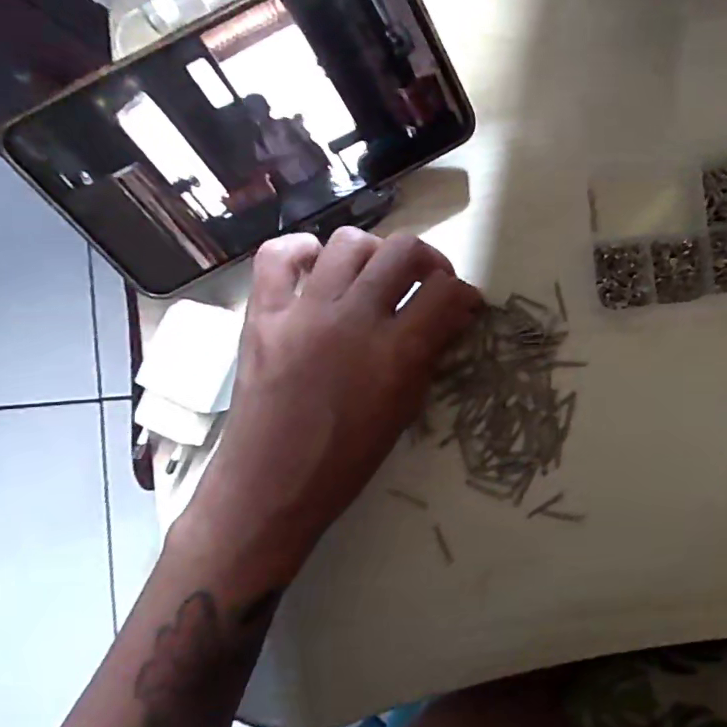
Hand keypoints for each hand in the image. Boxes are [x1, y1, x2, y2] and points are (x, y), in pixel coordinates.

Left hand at [184, 228, 482, 564]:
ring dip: (374, 254)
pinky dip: (301, 251)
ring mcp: (304, 312)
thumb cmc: (347, 460)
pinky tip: (316, 266)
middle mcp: (354, 319)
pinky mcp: (262, 314)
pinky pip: (277, 255)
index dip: (464, 294)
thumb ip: (428, 357)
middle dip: (429, 261)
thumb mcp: (404, 410)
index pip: (446, 292)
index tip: (464, 304)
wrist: (272, 484)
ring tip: (374, 278)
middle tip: (428, 283)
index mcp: (397, 353)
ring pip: (349, 242)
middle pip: (404, 251)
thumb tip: (448, 320)